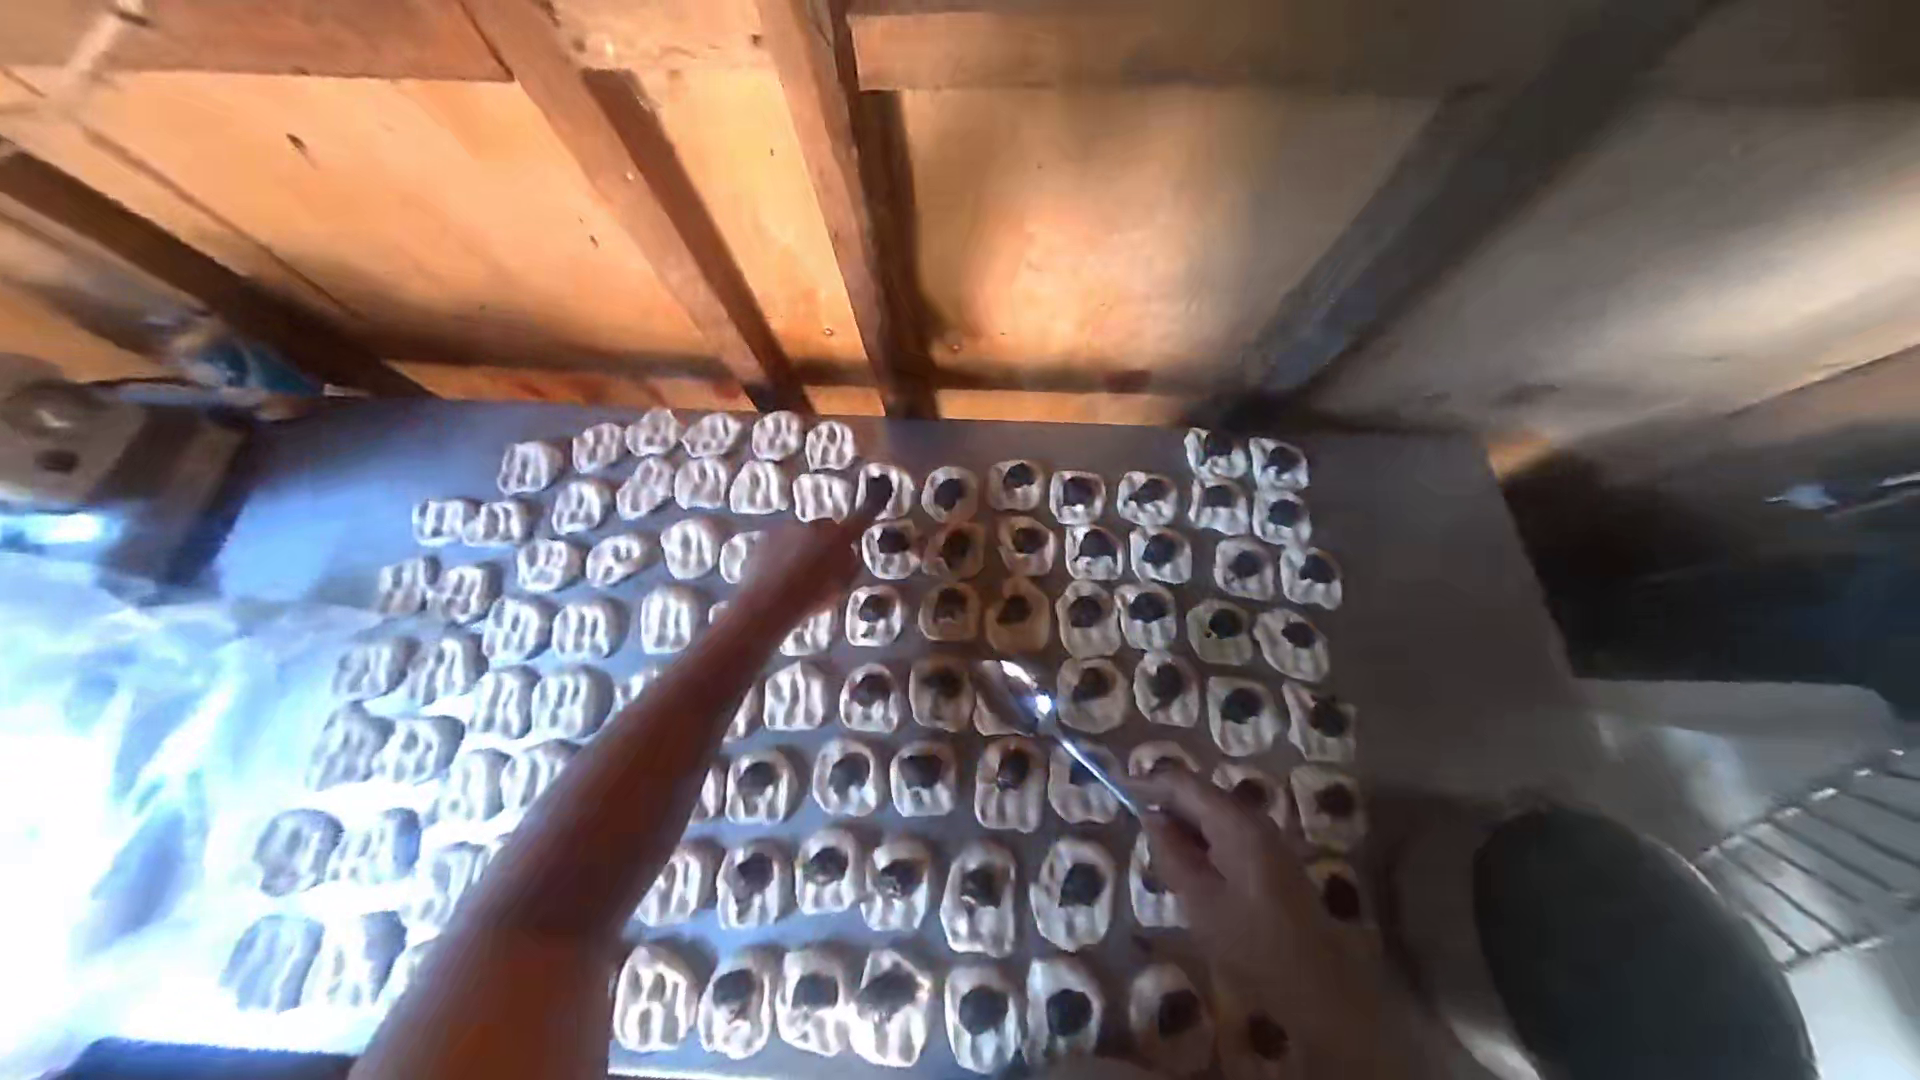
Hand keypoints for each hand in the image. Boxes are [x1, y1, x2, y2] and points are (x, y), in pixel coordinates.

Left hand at [731, 473, 888, 627]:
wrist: (768, 603)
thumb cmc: (811, 598)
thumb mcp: (842, 586)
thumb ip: (851, 565)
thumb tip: (852, 552)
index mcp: (838, 537)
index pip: (859, 520)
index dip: (868, 511)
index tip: (877, 496)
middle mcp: (813, 525)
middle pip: (826, 527)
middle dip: (826, 540)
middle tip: (823, 564)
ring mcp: (787, 528)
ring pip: (802, 533)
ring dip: (803, 546)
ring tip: (798, 573)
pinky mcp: (766, 536)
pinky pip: (781, 540)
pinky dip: (783, 551)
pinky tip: (780, 572)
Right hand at [1133, 770, 1423, 1078]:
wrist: (1322, 989)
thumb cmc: (1253, 944)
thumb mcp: (1198, 900)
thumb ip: (1170, 852)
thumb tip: (1151, 818)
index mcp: (1235, 823)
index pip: (1183, 783)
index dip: (1148, 782)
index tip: (1117, 788)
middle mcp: (1253, 819)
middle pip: (1199, 794)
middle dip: (1165, 805)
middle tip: (1138, 831)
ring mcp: (1267, 837)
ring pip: (1211, 815)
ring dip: (1183, 826)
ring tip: (1162, 855)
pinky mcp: (1272, 858)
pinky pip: (1226, 833)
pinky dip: (1202, 841)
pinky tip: (1192, 870)